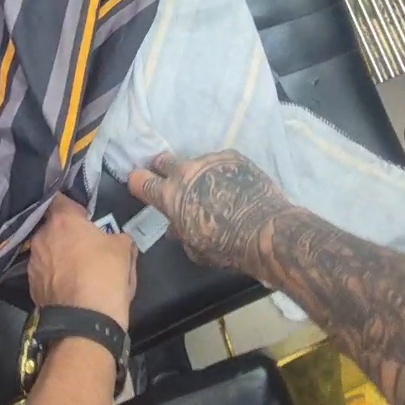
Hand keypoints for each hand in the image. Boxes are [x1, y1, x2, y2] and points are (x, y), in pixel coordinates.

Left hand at [28, 194, 138, 326]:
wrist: (85, 324)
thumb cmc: (105, 276)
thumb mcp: (123, 249)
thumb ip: (117, 236)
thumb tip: (116, 240)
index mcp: (63, 220)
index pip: (61, 199)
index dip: (73, 205)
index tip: (84, 215)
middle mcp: (42, 237)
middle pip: (52, 226)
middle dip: (65, 232)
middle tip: (83, 243)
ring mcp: (34, 262)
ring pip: (47, 249)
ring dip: (58, 253)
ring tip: (74, 267)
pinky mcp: (31, 285)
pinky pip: (44, 271)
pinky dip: (53, 274)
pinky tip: (67, 284)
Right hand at [127, 151, 293, 273]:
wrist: (265, 229)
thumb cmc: (226, 246)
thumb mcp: (195, 249)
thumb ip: (180, 233)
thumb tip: (176, 227)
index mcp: (170, 195)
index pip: (140, 180)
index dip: (140, 183)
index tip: (142, 186)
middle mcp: (185, 171)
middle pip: (164, 160)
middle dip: (164, 169)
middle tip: (173, 181)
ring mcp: (209, 159)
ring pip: (196, 162)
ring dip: (199, 174)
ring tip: (214, 189)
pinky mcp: (232, 156)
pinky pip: (220, 162)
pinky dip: (222, 172)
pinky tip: (234, 186)